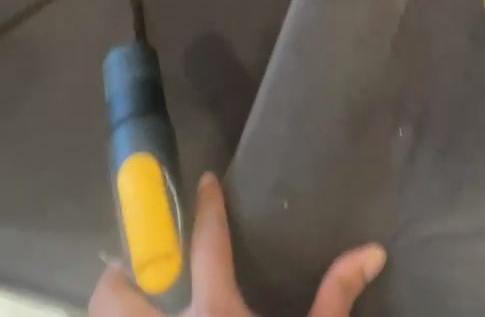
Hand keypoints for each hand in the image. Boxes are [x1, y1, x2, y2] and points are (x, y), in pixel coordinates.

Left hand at [89, 173, 385, 316]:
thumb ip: (336, 297)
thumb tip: (373, 250)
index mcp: (216, 315)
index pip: (208, 242)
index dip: (208, 207)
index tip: (206, 181)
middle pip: (118, 291)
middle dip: (120, 271)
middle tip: (138, 264)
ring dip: (110, 308)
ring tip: (131, 302)